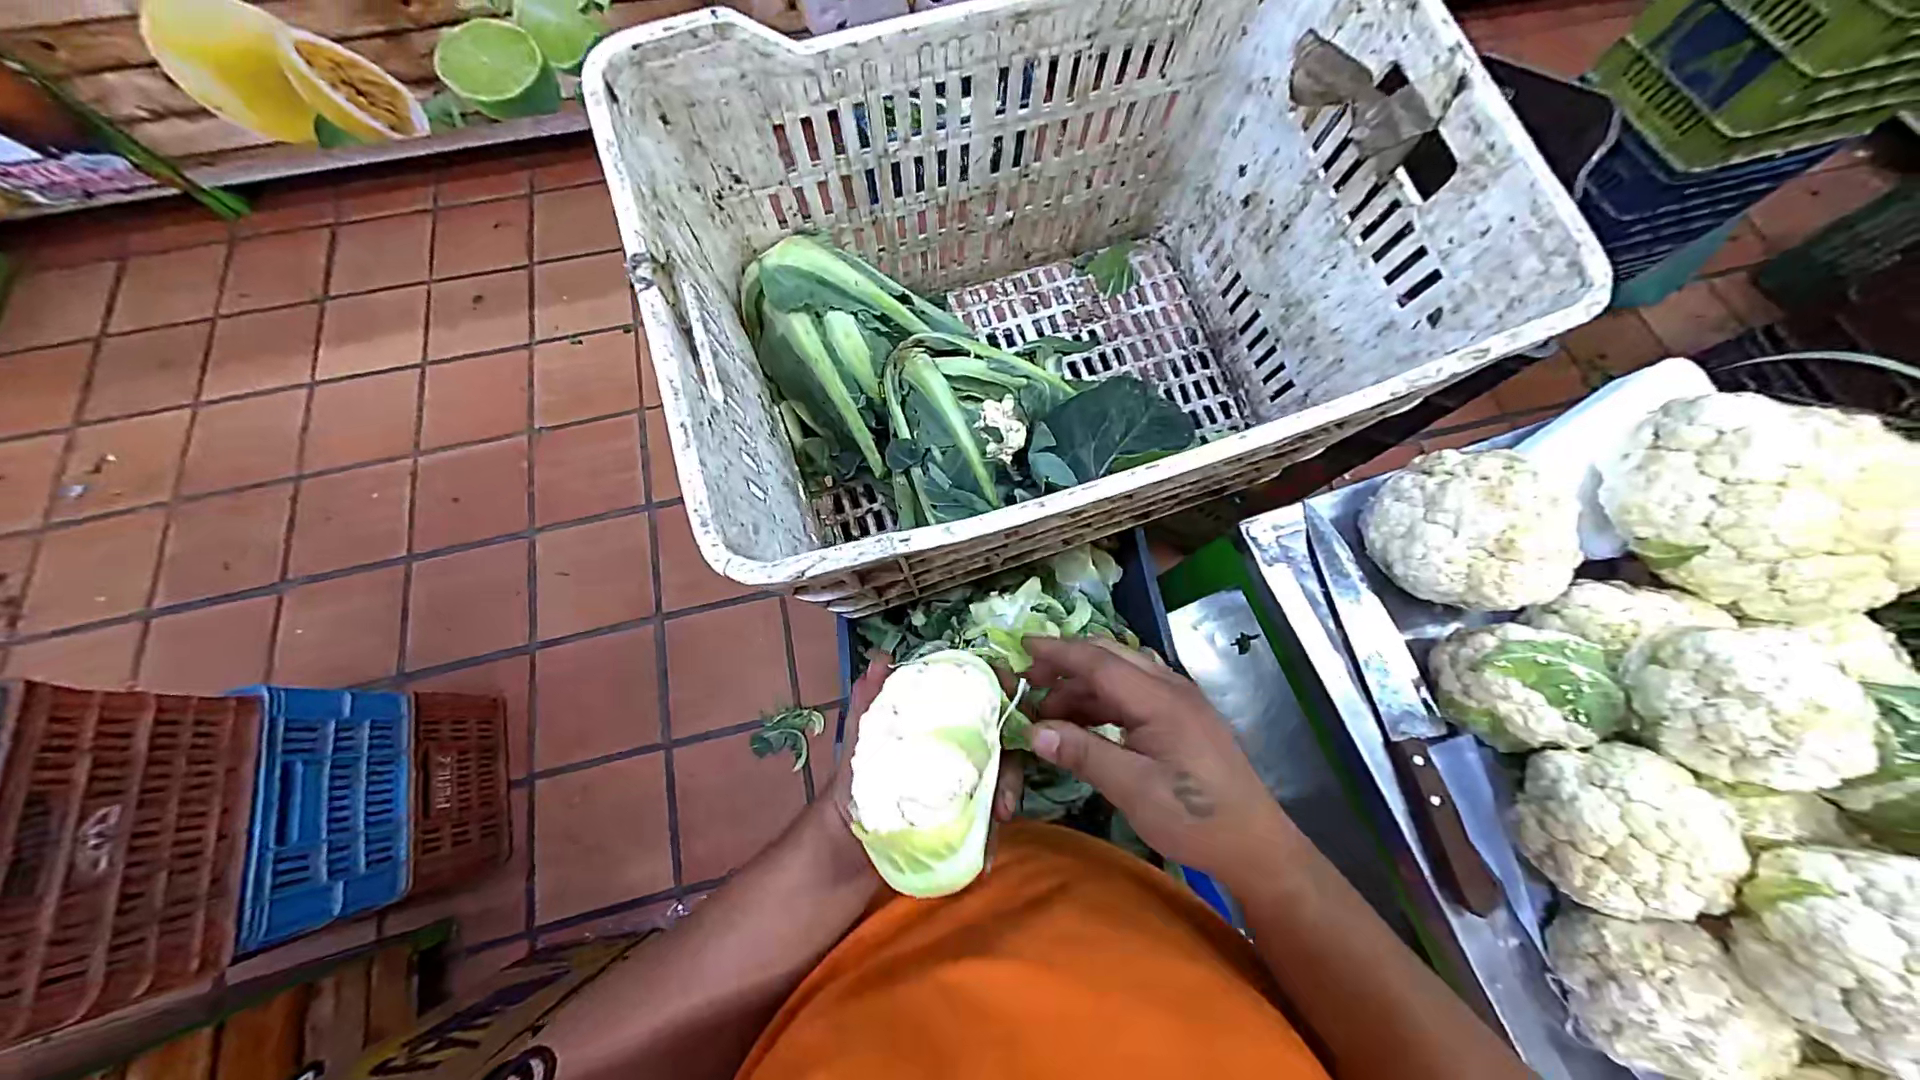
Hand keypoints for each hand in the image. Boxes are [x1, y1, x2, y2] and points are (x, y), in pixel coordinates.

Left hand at [815, 653, 1025, 848]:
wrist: (849, 842)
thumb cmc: (857, 778)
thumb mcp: (861, 737)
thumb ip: (869, 699)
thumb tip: (880, 659)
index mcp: (940, 717)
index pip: (981, 694)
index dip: (1002, 690)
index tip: (1011, 696)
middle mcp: (962, 742)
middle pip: (1003, 737)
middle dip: (1011, 756)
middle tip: (1006, 780)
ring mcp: (968, 779)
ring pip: (1004, 774)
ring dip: (1009, 791)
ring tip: (1000, 814)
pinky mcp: (968, 812)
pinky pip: (991, 815)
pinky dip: (993, 830)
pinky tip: (989, 850)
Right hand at [1021, 636, 1290, 881]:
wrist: (1255, 845)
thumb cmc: (1195, 818)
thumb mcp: (1133, 789)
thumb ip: (1083, 753)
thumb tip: (1033, 731)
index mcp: (1160, 698)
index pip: (1099, 661)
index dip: (1058, 652)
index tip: (1022, 647)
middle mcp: (1170, 687)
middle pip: (1109, 658)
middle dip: (1067, 664)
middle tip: (1030, 683)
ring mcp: (1179, 701)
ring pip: (1121, 675)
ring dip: (1083, 686)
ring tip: (1049, 713)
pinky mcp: (1182, 717)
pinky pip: (1133, 693)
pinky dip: (1102, 701)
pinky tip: (1084, 723)